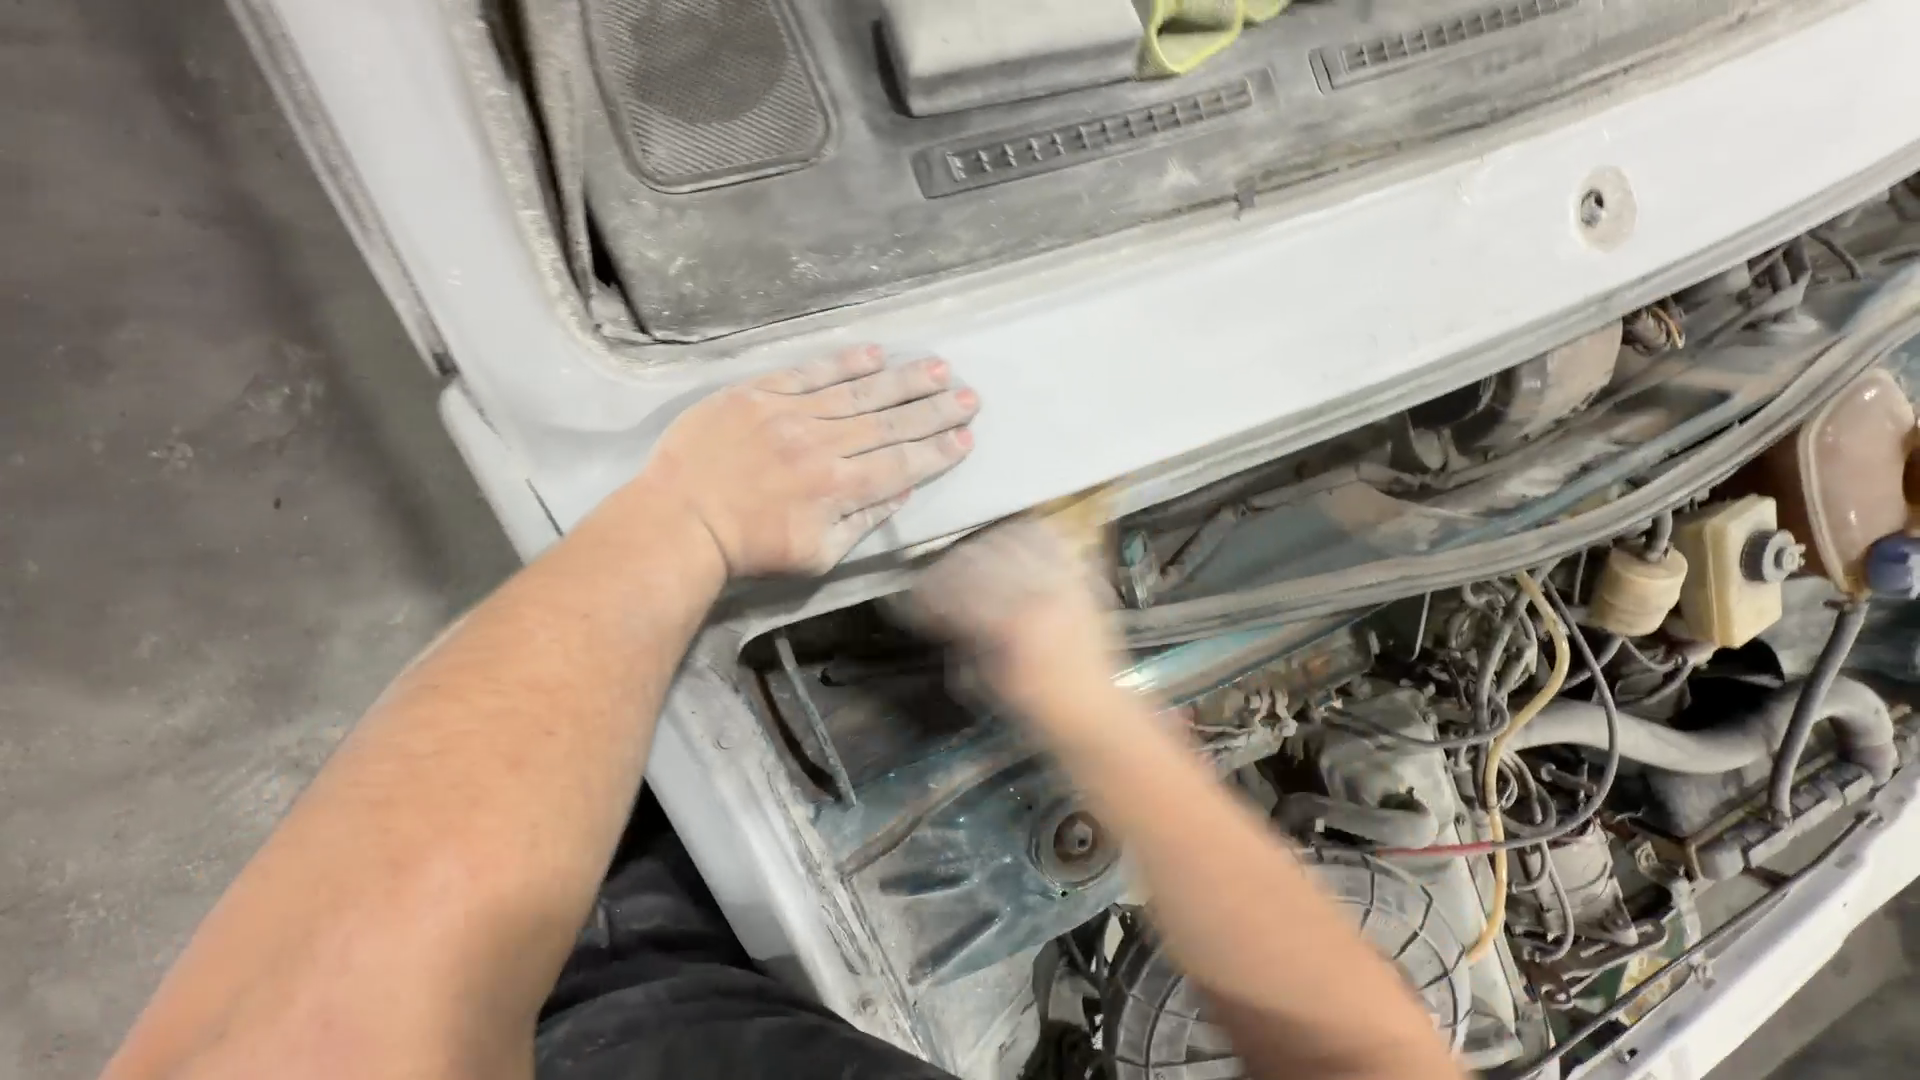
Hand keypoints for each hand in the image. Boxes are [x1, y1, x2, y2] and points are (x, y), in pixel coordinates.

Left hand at [644, 347, 977, 576]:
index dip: (939, 450)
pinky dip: (845, 362)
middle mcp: (824, 444)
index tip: (966, 437)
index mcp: (839, 488)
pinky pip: (811, 372)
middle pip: (892, 423)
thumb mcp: (817, 556)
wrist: (680, 520)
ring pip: (859, 392)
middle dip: (936, 410)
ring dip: (904, 380)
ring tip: (939, 368)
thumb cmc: (750, 548)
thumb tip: (901, 491)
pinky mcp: (759, 394)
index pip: (903, 464)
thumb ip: (863, 523)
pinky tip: (876, 354)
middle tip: (970, 396)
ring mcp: (791, 414)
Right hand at [909, 519, 1121, 713]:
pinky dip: (1025, 535)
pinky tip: (1008, 541)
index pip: (958, 591)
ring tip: (968, 558)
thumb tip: (939, 612)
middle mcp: (1040, 593)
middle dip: (949, 565)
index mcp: (1014, 625)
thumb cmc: (1038, 707)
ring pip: (1014, 539)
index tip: (912, 596)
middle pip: (982, 557)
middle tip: (934, 578)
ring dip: (983, 546)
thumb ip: (965, 639)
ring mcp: (1065, 581)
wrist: (1095, 712)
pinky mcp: (1082, 579)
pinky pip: (1051, 540)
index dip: (928, 591)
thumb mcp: (989, 681)